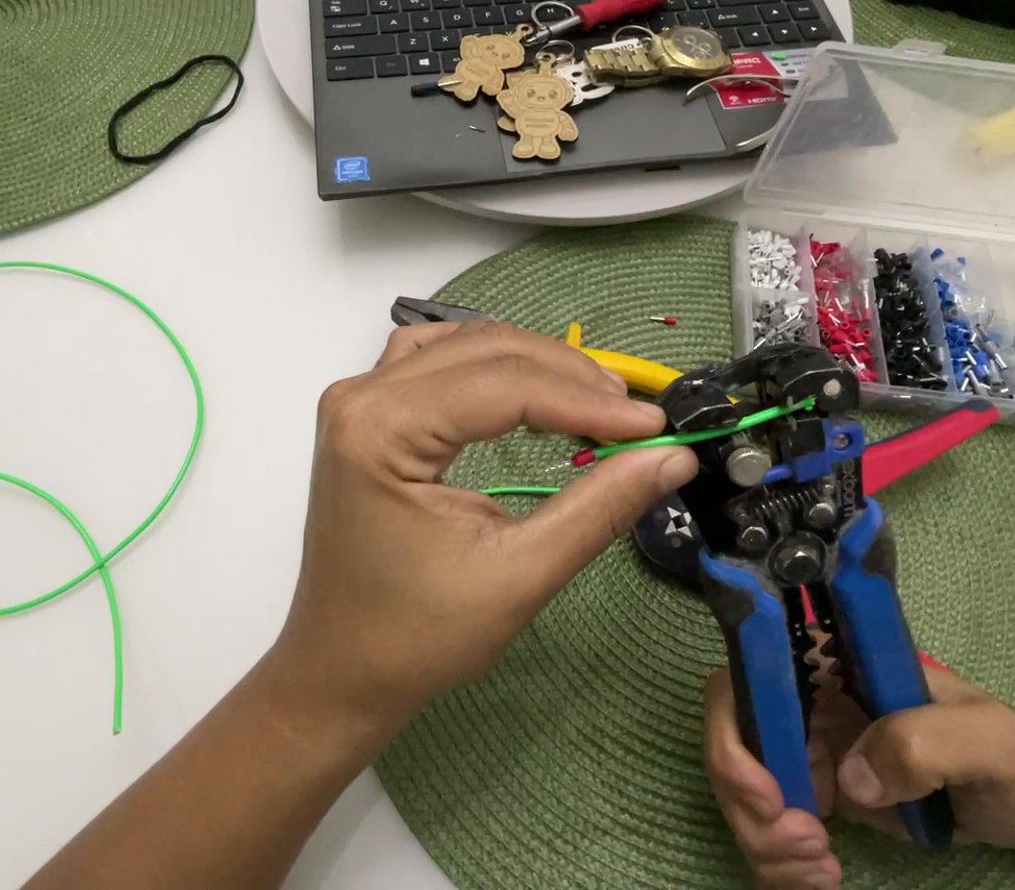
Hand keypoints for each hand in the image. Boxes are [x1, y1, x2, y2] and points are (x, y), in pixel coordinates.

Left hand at [267, 322, 698, 734]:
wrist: (342, 670)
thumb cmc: (418, 636)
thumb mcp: (519, 574)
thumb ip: (598, 508)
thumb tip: (673, 457)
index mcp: (381, 429)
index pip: (505, 385)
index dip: (588, 402)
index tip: (655, 427)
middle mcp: (361, 396)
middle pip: (487, 352)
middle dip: (570, 378)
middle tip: (635, 419)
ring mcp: (358, 398)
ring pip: (466, 345)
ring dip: (536, 365)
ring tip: (596, 402)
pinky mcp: (367, 412)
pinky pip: (439, 359)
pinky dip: (494, 366)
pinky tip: (529, 388)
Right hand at [705, 660, 1014, 887]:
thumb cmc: (1011, 755)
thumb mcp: (986, 741)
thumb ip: (922, 742)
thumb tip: (850, 778)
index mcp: (832, 664)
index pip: (749, 674)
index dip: (735, 731)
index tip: (768, 797)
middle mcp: (805, 697)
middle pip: (733, 737)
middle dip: (747, 801)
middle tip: (805, 847)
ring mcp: (805, 743)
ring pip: (740, 785)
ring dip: (762, 838)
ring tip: (822, 869)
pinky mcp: (812, 787)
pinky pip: (765, 821)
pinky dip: (777, 858)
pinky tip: (822, 874)